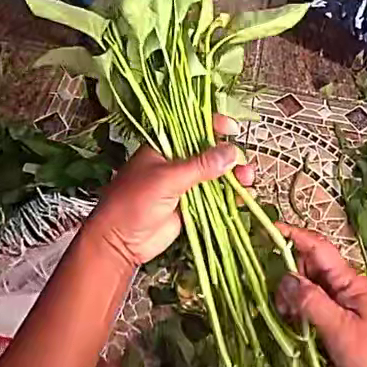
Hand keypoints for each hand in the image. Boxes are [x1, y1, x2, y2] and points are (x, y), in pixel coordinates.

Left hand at [84, 117, 252, 266]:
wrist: (119, 242)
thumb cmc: (132, 202)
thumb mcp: (167, 179)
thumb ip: (200, 166)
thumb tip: (231, 152)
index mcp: (164, 147)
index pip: (192, 127)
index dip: (213, 125)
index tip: (232, 128)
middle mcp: (176, 162)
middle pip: (210, 152)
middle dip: (230, 155)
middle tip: (244, 163)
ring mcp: (185, 185)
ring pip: (216, 175)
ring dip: (233, 176)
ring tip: (247, 180)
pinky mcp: (191, 206)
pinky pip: (215, 197)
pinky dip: (230, 196)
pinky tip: (244, 197)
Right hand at [275, 225, 366, 366]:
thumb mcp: (341, 330)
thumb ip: (312, 302)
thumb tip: (285, 278)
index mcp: (348, 281)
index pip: (317, 248)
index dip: (293, 236)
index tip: (267, 230)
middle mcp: (344, 287)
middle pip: (308, 266)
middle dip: (288, 276)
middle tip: (281, 304)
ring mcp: (341, 303)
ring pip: (308, 286)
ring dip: (293, 296)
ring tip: (288, 319)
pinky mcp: (338, 321)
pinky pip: (312, 305)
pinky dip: (299, 310)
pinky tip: (295, 326)